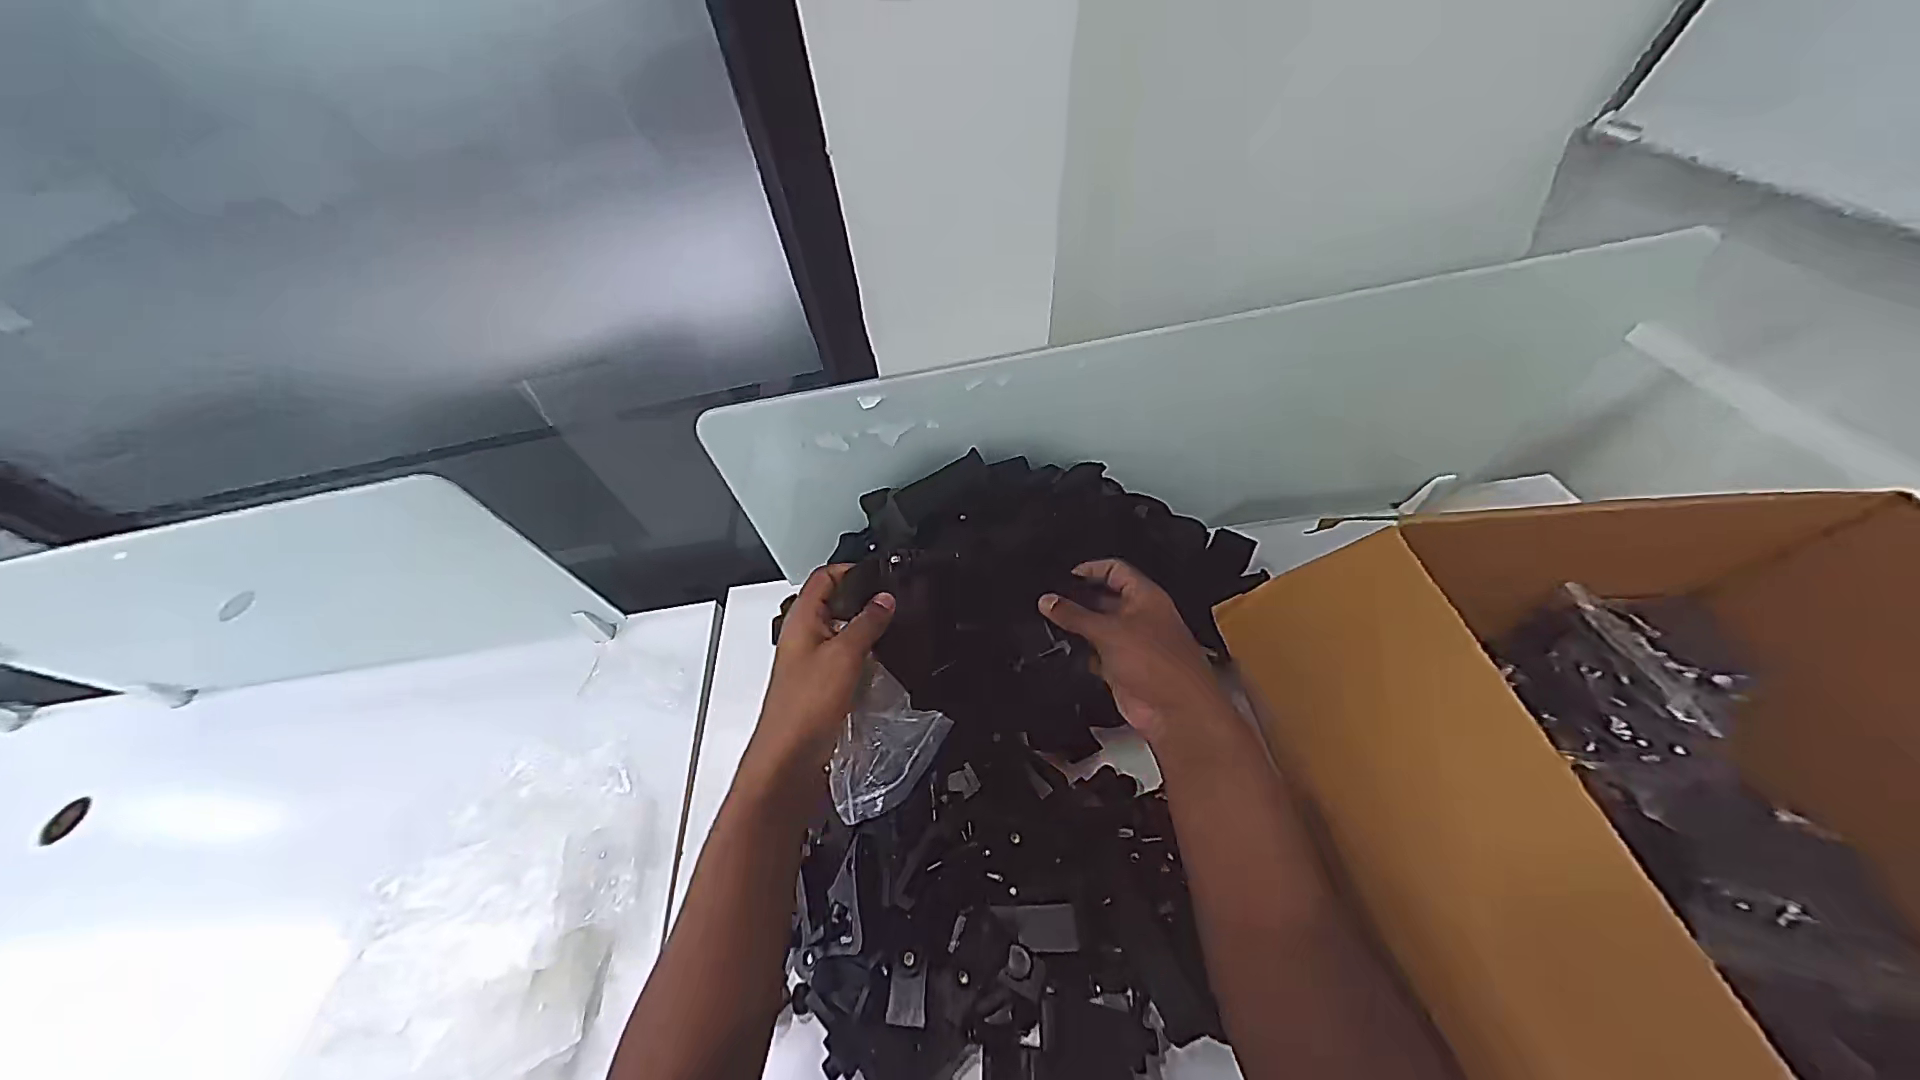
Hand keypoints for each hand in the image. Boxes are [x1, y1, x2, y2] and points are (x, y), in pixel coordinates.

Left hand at [749, 564, 895, 777]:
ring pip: (841, 631)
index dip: (850, 569)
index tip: (878, 575)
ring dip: (864, 629)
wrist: (791, 754)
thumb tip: (884, 600)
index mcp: (801, 620)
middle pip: (834, 603)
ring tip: (889, 630)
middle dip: (862, 600)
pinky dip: (863, 655)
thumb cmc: (805, 704)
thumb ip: (867, 623)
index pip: (824, 577)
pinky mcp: (821, 682)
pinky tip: (879, 663)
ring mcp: (811, 660)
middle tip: (890, 602)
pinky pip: (845, 658)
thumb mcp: (844, 654)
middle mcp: (803, 636)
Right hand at [1039, 559, 1236, 744]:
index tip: (1066, 575)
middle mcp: (1140, 617)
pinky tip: (1068, 653)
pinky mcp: (1122, 668)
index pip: (1115, 570)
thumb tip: (1049, 601)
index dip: (1090, 569)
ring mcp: (1132, 643)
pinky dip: (1083, 654)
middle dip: (1079, 601)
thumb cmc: (1162, 665)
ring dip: (1079, 629)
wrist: (1175, 710)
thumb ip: (1075, 615)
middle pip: (1104, 599)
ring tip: (1055, 625)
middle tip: (1054, 602)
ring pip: (1098, 628)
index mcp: (1146, 597)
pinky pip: (1097, 655)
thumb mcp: (1110, 631)